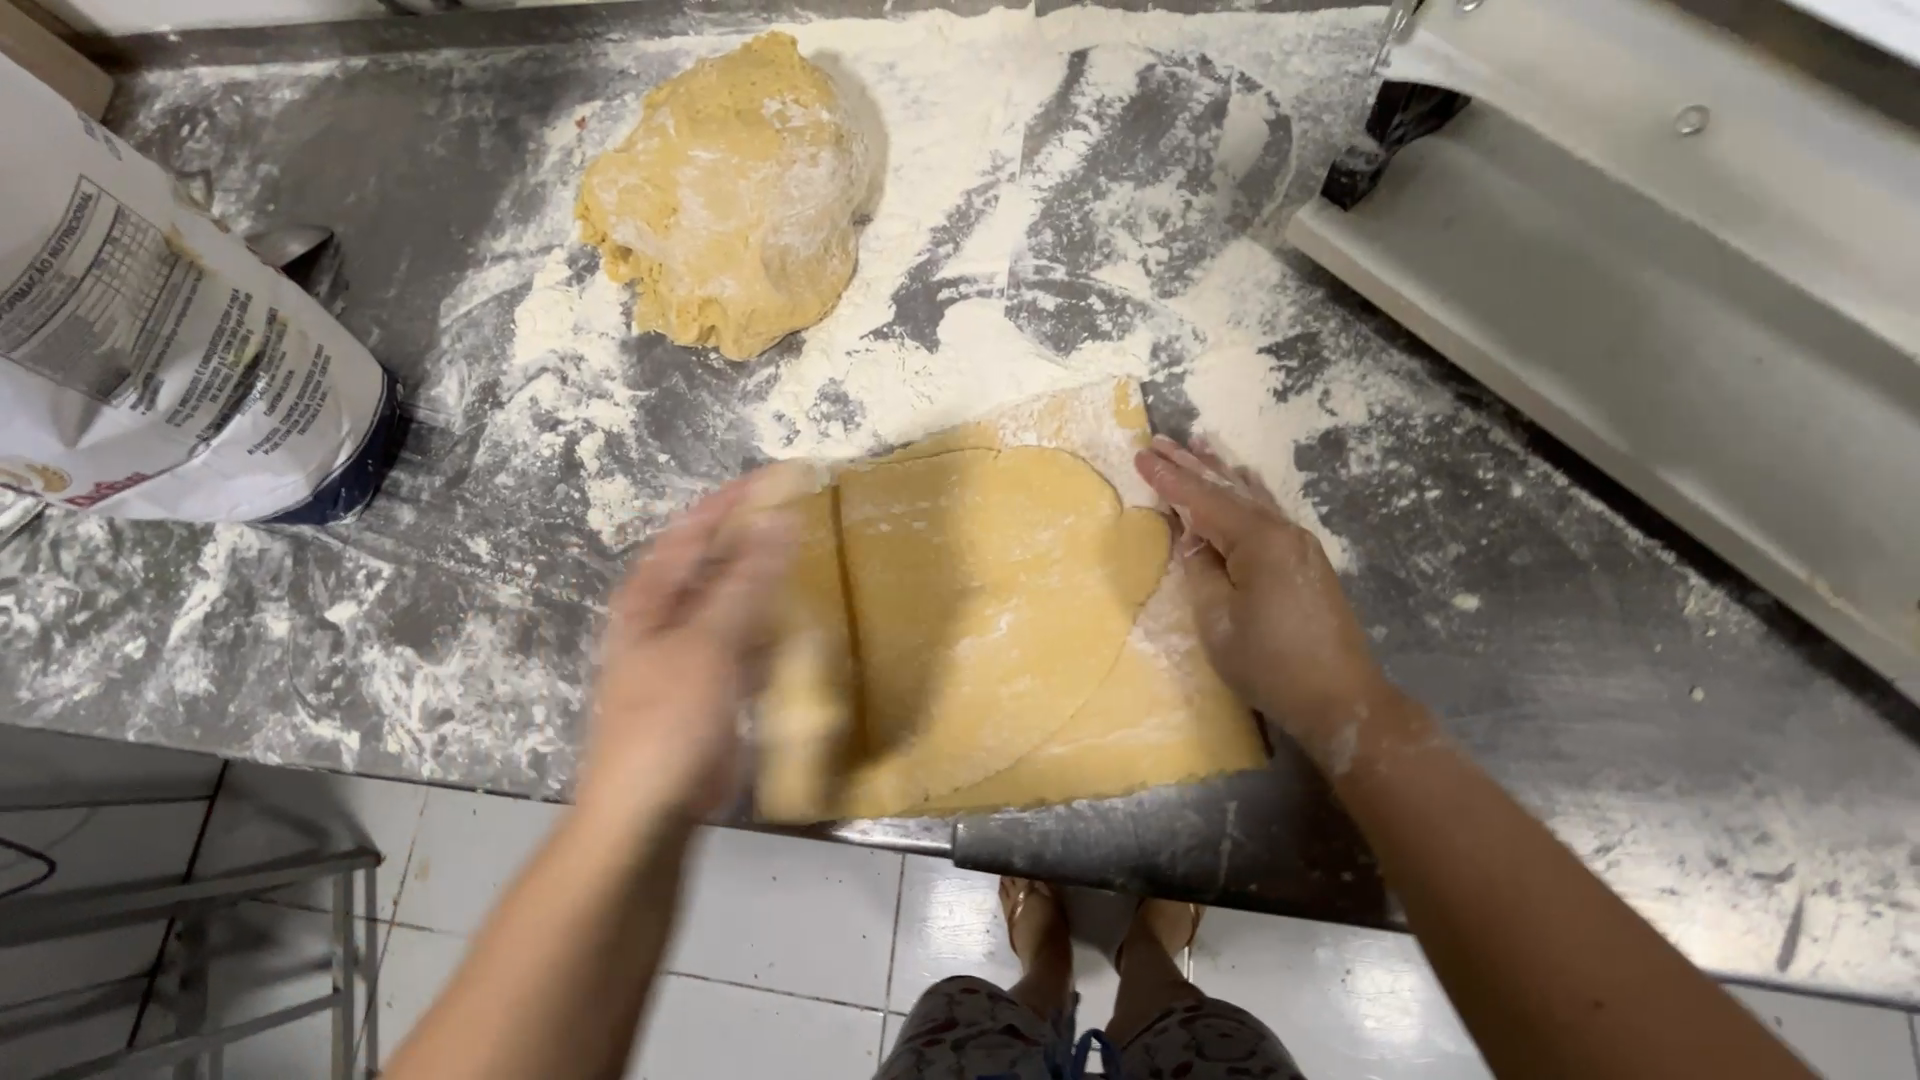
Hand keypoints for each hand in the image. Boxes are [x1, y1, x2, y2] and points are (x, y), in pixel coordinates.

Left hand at [579, 472, 794, 824]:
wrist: (649, 809)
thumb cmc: (667, 720)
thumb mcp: (706, 644)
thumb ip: (744, 582)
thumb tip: (778, 521)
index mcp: (651, 596)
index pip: (695, 528)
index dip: (736, 499)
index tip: (784, 476)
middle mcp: (669, 614)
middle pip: (719, 562)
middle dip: (760, 540)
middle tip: (810, 518)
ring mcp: (693, 650)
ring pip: (739, 602)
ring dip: (772, 587)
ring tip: (815, 565)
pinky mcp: (716, 683)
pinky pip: (751, 643)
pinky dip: (775, 633)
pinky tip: (803, 628)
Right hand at [1134, 435, 1394, 764]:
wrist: (1340, 697)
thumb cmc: (1270, 664)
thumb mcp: (1218, 621)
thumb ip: (1200, 571)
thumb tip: (1192, 539)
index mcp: (1259, 542)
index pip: (1203, 501)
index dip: (1169, 479)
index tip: (1141, 454)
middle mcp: (1283, 531)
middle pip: (1228, 489)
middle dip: (1192, 465)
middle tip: (1160, 439)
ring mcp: (1299, 543)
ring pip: (1251, 496)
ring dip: (1220, 471)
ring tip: (1197, 443)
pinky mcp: (1305, 559)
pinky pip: (1268, 511)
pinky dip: (1248, 491)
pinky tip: (1243, 479)